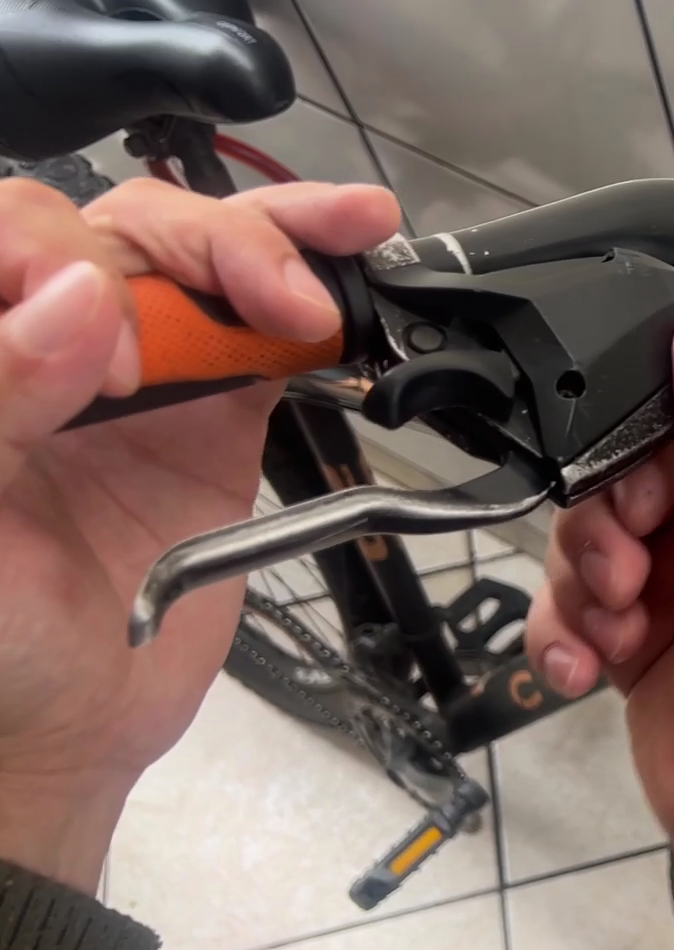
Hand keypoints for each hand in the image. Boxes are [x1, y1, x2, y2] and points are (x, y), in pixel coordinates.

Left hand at [0, 176, 400, 893]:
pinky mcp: (218, 416)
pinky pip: (269, 340)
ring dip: (283, 241)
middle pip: (122, 229)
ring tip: (361, 226)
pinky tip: (358, 280)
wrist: (64, 722)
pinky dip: (320, 307)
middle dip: (216, 243)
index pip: (9, 236)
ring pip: (204, 265)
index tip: (125, 365)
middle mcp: (37, 341)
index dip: (72, 262)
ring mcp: (140, 377)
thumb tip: (89, 298)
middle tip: (287, 300)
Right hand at [528, 302, 673, 898]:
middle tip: (627, 581)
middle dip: (606, 534)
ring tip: (618, 636)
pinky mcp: (640, 640)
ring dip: (583, 590)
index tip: (637, 509)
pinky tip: (588, 670)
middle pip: (625, 485)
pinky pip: (572, 610)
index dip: (643, 461)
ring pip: (588, 546)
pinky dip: (565, 635)